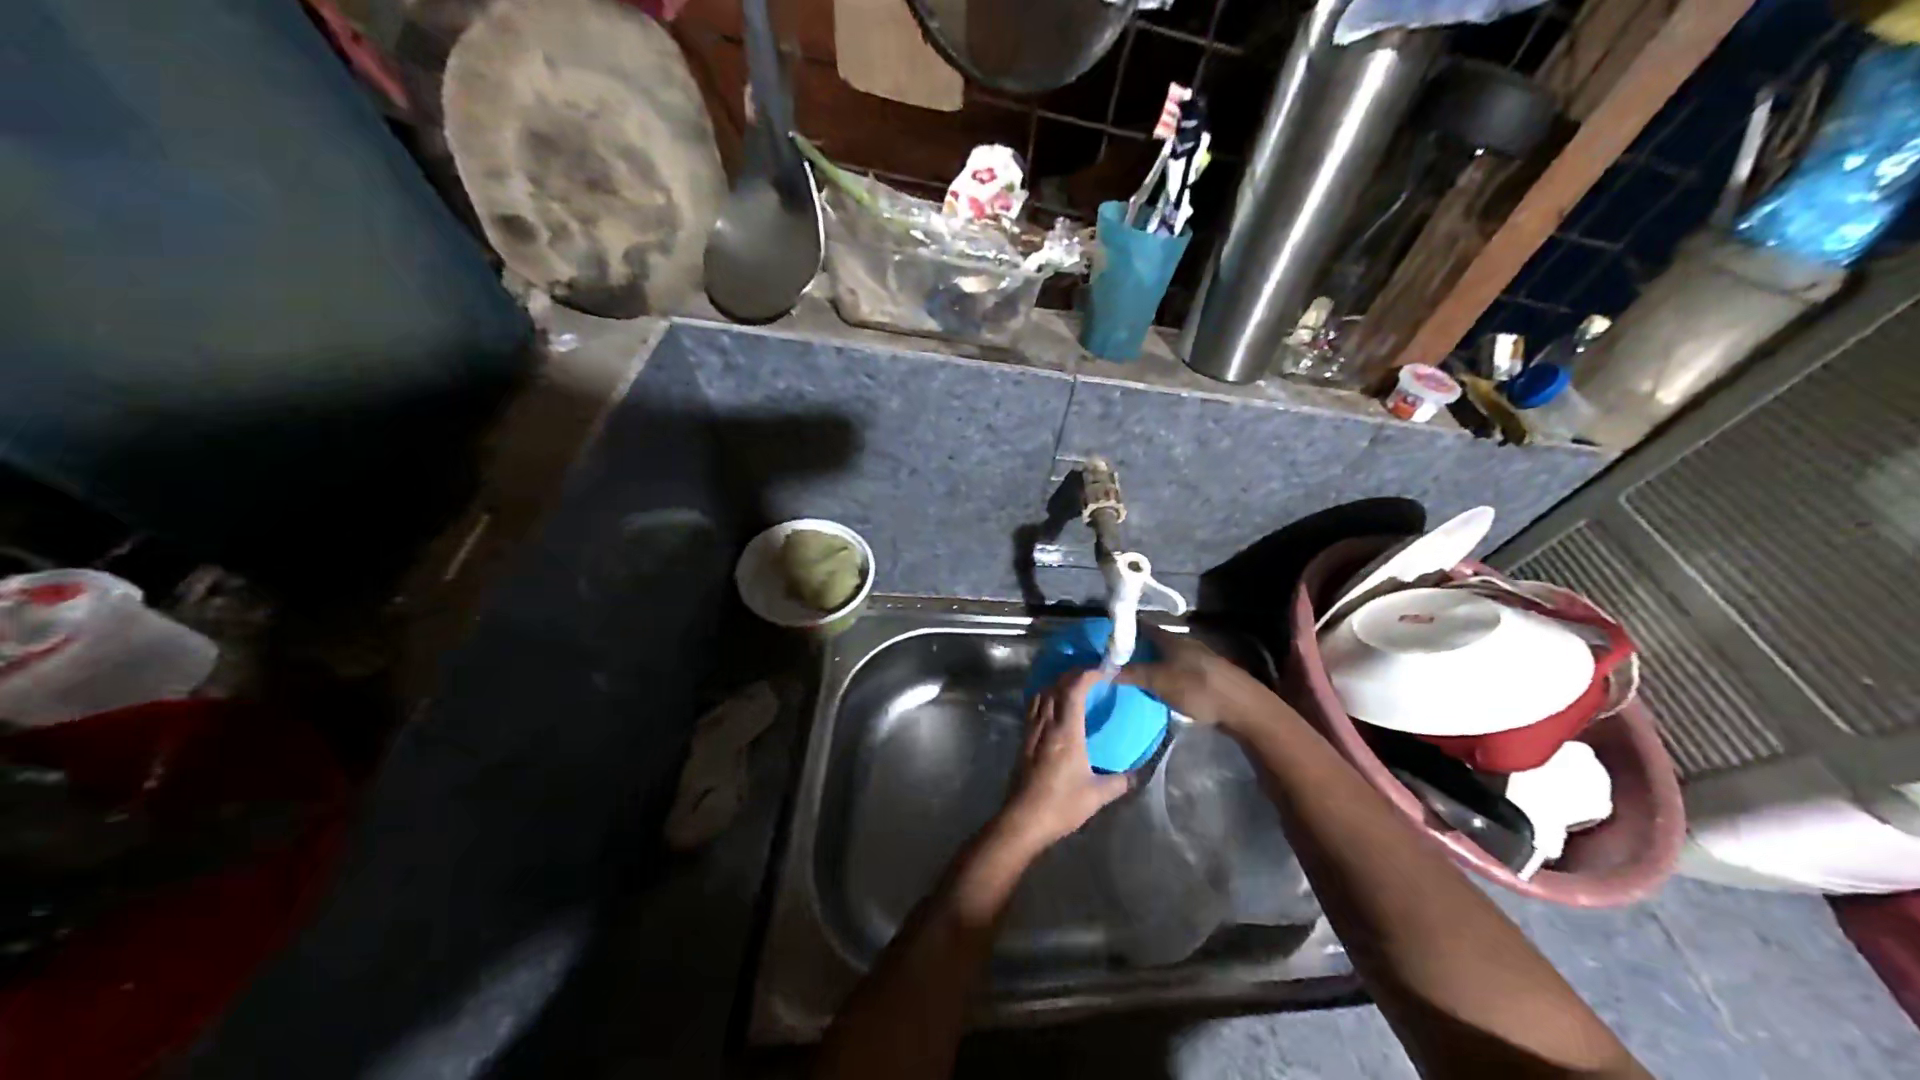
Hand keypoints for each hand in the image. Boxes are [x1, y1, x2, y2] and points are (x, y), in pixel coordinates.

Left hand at [993, 670, 1130, 854]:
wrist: (1022, 820)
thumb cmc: (1061, 805)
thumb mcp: (1097, 795)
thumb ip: (1121, 781)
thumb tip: (1140, 773)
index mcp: (1066, 732)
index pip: (1073, 689)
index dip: (1087, 674)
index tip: (1104, 670)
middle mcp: (1046, 724)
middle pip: (1055, 685)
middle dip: (1073, 673)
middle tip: (1092, 673)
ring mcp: (1031, 731)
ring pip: (1041, 694)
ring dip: (1057, 683)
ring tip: (1074, 685)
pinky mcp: (1022, 740)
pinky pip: (1033, 707)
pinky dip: (1046, 697)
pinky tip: (1055, 707)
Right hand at [1116, 627, 1279, 731]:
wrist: (1243, 708)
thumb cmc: (1197, 689)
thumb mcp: (1158, 681)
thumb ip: (1131, 673)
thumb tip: (1102, 668)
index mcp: (1172, 638)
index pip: (1142, 626)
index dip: (1125, 630)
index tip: (1107, 638)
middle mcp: (1185, 643)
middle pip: (1155, 641)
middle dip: (1137, 649)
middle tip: (1117, 661)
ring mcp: (1199, 659)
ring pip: (1168, 656)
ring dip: (1153, 663)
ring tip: (1135, 676)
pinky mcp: (1208, 676)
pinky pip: (1179, 670)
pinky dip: (1166, 675)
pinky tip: (1161, 688)